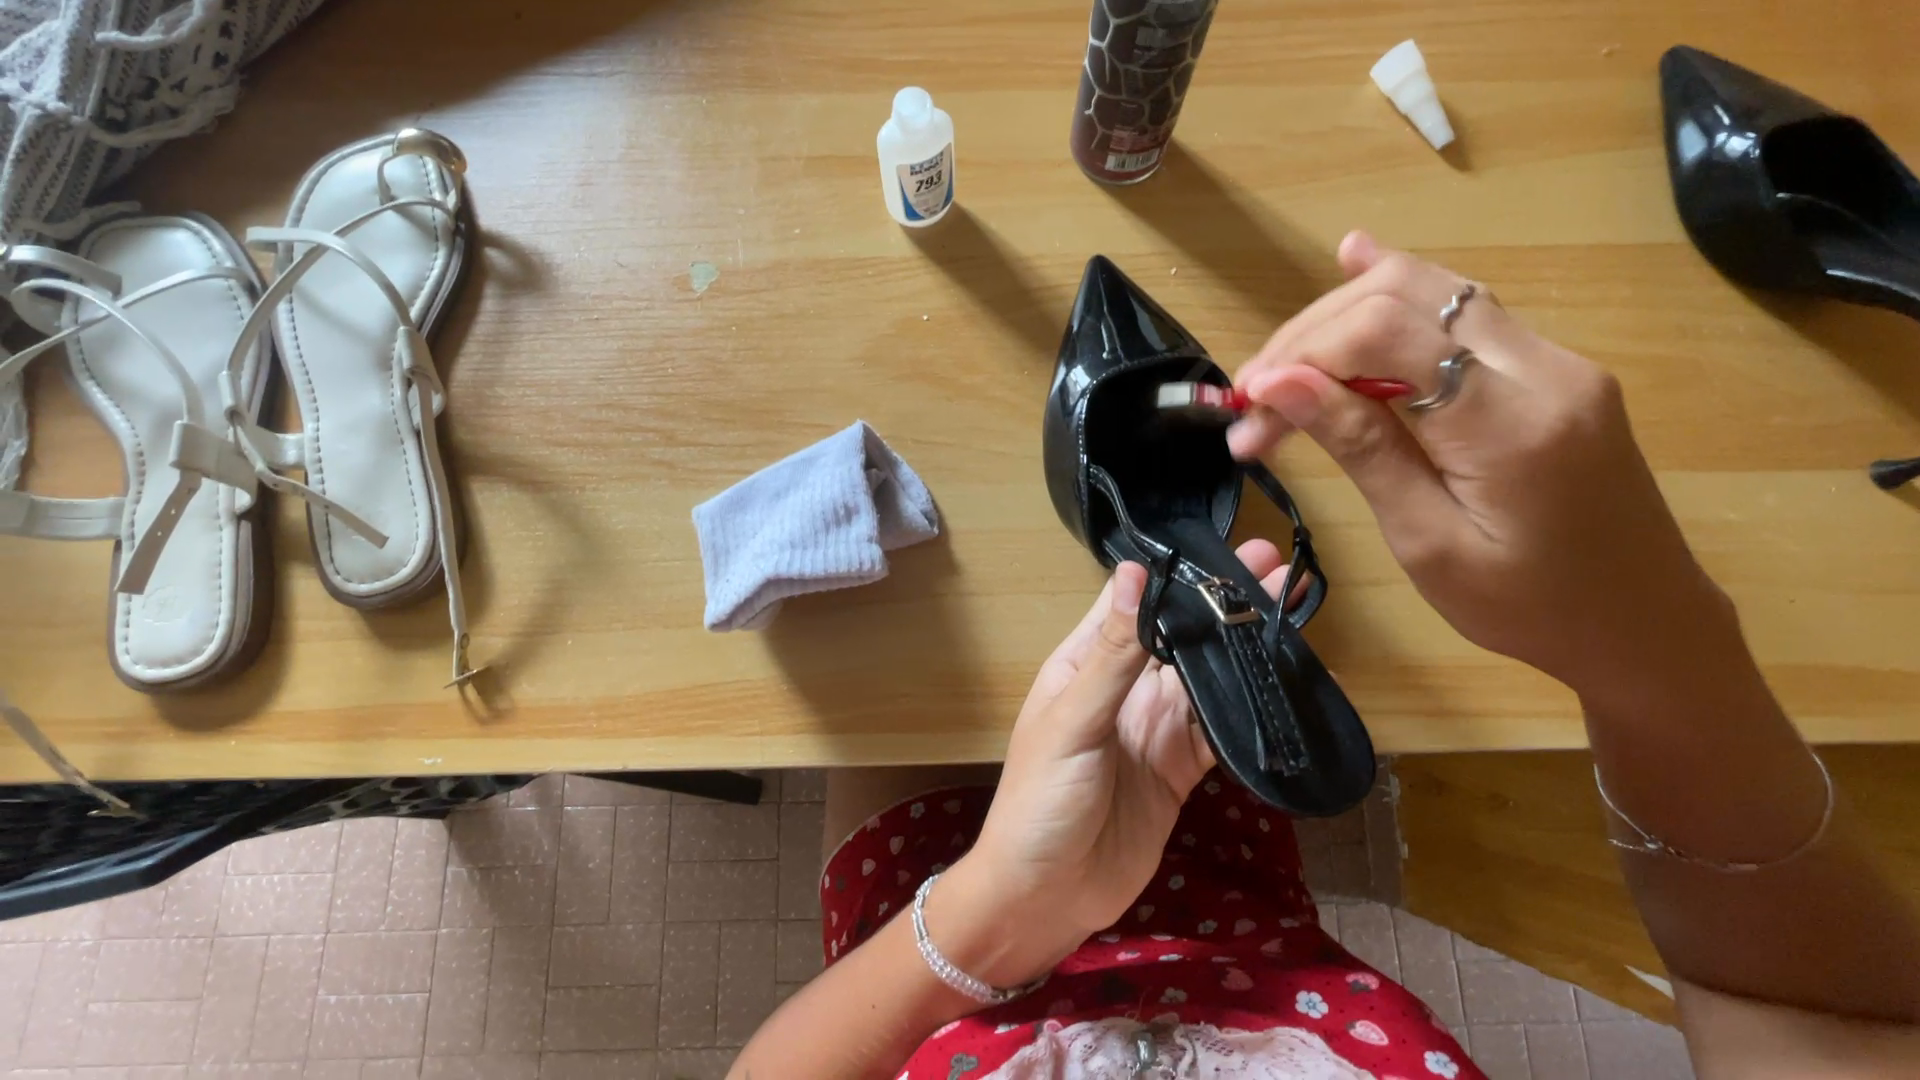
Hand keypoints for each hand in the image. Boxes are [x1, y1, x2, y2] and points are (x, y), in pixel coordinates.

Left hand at [929, 541, 1300, 986]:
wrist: (1044, 896)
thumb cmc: (1040, 800)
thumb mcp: (1072, 721)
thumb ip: (1110, 654)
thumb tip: (1133, 573)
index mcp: (1083, 665)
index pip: (1131, 605)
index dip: (1172, 576)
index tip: (1219, 547)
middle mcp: (1121, 689)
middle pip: (1177, 637)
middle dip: (1220, 604)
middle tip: (1273, 567)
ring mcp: (1151, 728)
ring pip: (1204, 678)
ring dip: (1241, 647)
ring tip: (1287, 607)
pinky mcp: (1178, 769)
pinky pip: (1217, 729)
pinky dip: (1246, 707)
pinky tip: (1279, 679)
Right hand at [1225, 231, 1739, 694]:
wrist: (1644, 624)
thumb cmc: (1526, 607)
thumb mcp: (1427, 542)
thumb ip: (1361, 449)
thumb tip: (1280, 385)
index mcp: (1508, 423)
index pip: (1381, 336)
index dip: (1299, 357)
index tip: (1247, 411)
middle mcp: (1540, 366)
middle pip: (1401, 297)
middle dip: (1309, 338)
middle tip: (1254, 401)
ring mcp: (1553, 359)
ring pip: (1431, 291)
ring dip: (1341, 320)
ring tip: (1283, 370)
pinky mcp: (1550, 368)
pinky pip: (1462, 311)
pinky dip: (1394, 302)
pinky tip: (1355, 262)